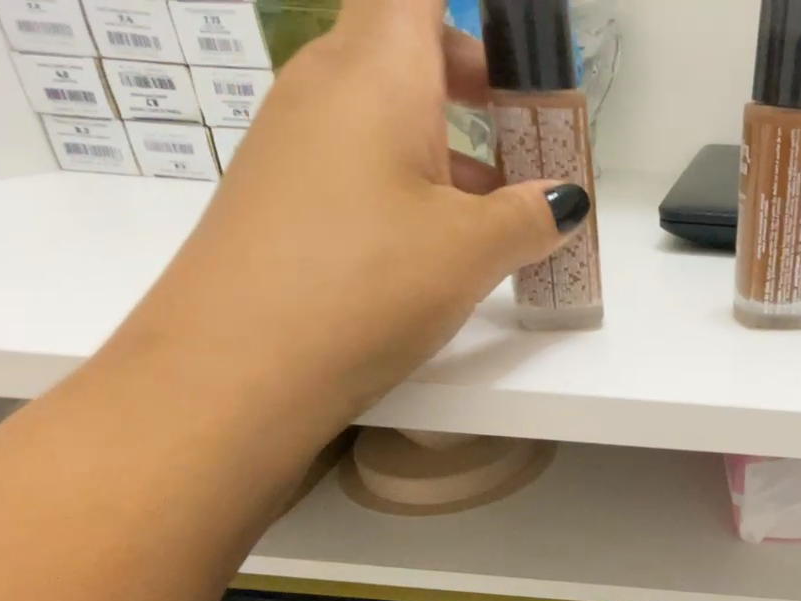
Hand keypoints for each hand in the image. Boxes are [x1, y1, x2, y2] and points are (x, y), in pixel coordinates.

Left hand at [112, 0, 591, 425]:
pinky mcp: (283, 194)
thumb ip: (529, 217)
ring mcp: (294, 141)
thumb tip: (563, 202)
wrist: (237, 365)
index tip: (520, 54)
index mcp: (375, 71)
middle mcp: (325, 86)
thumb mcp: (470, 251)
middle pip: (404, 44)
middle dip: (474, 76)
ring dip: (447, 140)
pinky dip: (409, 178)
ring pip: (382, 108)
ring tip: (502, 204)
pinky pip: (357, 158)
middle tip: (526, 127)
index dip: (468, 15)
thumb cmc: (365, 281)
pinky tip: (443, 242)